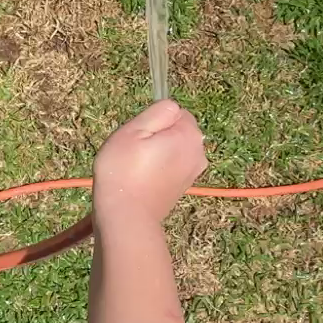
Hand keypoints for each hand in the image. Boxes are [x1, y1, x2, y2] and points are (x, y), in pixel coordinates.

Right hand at [91, 100, 206, 231]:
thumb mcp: (132, 131)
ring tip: (134, 167)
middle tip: (132, 151)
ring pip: (172, 149)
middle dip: (155, 136)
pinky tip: (140, 179)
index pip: (175, 112)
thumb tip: (171, 107)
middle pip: (175, 131)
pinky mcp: (183, 186)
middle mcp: (198, 152)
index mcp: (189, 135)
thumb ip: (157, 112)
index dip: (153, 121)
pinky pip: (170, 166)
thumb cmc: (123, 171)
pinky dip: (157, 169)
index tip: (137, 136)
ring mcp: (192, 171)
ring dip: (155, 153)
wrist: (127, 215)